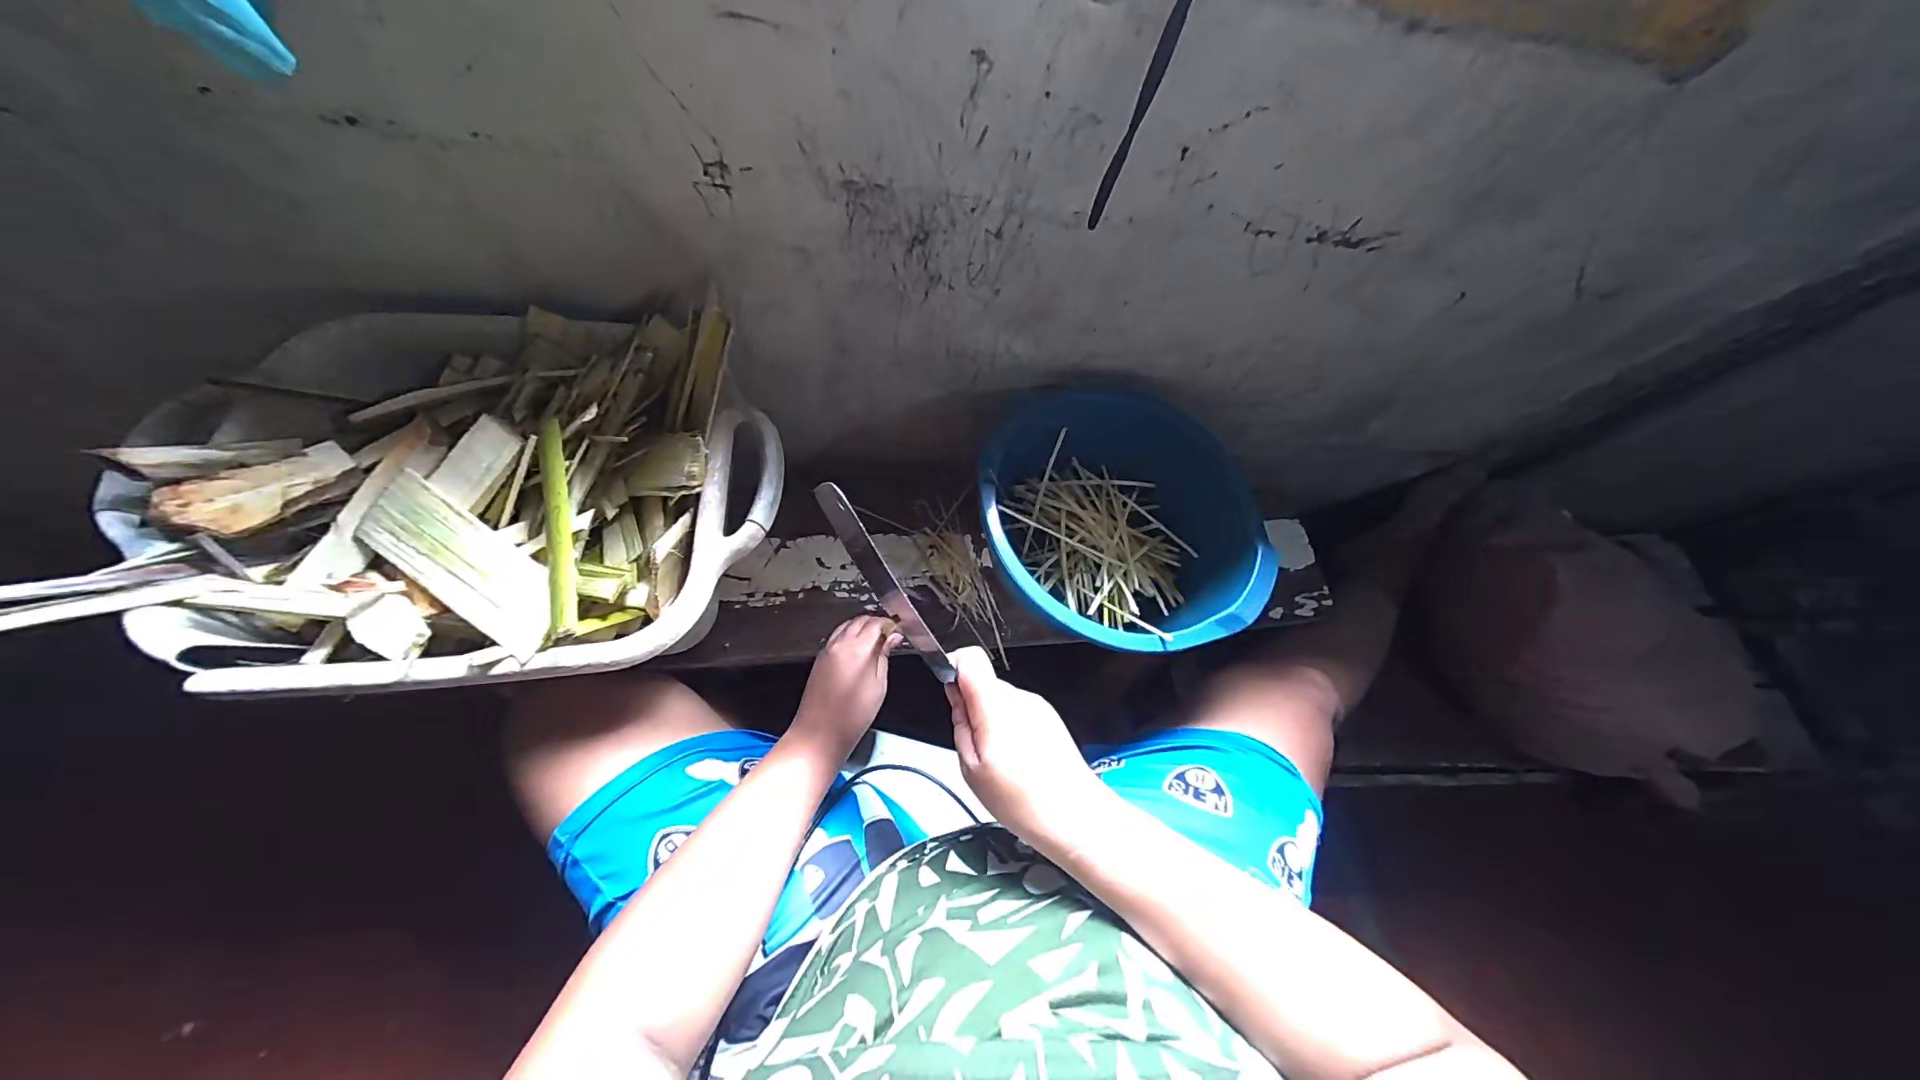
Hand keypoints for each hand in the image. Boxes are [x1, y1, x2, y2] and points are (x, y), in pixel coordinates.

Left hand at [790, 615, 901, 754]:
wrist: (820, 733)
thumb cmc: (850, 716)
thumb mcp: (878, 685)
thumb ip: (884, 656)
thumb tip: (892, 638)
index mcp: (857, 649)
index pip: (876, 623)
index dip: (889, 624)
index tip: (897, 630)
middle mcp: (839, 644)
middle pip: (859, 621)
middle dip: (876, 623)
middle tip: (889, 634)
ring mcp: (826, 651)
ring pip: (846, 626)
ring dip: (861, 628)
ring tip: (875, 642)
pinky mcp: (819, 659)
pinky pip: (836, 637)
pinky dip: (849, 636)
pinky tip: (858, 651)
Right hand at [944, 646, 1105, 843]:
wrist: (1073, 814)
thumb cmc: (1025, 799)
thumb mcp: (971, 768)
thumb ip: (960, 723)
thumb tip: (955, 696)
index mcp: (996, 706)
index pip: (969, 658)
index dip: (954, 670)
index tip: (952, 695)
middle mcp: (1020, 698)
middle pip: (984, 683)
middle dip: (973, 708)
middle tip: (976, 747)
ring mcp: (1037, 706)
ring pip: (1000, 699)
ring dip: (992, 721)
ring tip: (999, 760)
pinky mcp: (1048, 717)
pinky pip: (1018, 712)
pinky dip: (1010, 730)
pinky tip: (1016, 760)